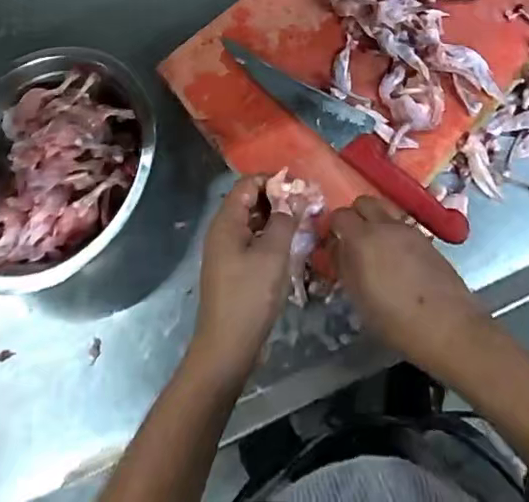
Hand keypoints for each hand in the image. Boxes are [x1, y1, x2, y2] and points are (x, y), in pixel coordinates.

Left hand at [191, 176, 295, 376]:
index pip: (247, 184)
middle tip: (306, 205)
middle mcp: (222, 232)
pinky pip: (253, 242)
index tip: (300, 187)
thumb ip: (285, 220)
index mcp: (226, 222)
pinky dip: (271, 238)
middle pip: (249, 201)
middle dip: (277, 199)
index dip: (273, 180)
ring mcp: (226, 252)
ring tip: (303, 223)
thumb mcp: (273, 253)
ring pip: (253, 223)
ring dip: (276, 219)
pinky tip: (291, 247)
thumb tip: (294, 198)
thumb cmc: (250, 295)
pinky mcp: (233, 270)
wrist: (227, 347)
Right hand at [330, 195, 490, 380]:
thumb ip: (344, 266)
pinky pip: (402, 224)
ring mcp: (409, 229)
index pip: (340, 215)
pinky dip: (393, 232)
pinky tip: (397, 258)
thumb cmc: (395, 320)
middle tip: (352, 240)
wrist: (448, 325)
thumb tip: (337, 248)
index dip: (333, 227)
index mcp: (362, 238)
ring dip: (376, 220)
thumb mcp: (358, 298)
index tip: (332, 243)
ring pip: (385, 209)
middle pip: (364, 202)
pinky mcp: (426, 238)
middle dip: (354, 215)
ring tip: (375, 247)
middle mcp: (385, 225)